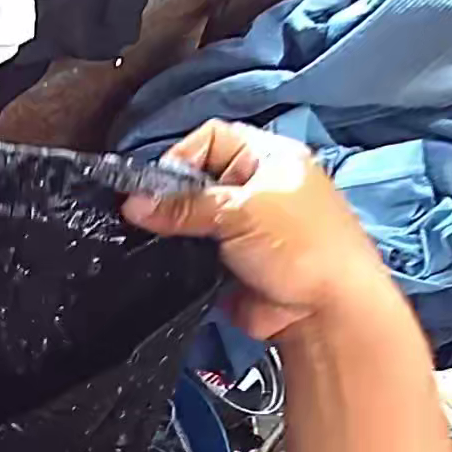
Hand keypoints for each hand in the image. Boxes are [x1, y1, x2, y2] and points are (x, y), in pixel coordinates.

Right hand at [121, 119, 389, 338]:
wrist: (321, 314)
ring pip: (187, 215)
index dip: (181, 156)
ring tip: (150, 239)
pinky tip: (159, 257)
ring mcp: (236, 225)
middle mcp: (250, 186)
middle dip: (168, 195)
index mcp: (267, 158)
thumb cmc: (298, 248)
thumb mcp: (241, 214)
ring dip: (169, 227)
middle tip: (148, 217)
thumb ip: (183, 207)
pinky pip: (187, 246)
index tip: (157, 188)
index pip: (211, 138)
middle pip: (193, 177)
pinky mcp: (222, 258)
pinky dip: (173, 250)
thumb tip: (130, 204)